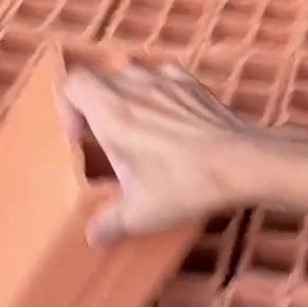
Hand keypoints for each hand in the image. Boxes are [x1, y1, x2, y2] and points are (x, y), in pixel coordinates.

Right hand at [57, 61, 272, 243]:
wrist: (239, 161)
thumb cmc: (183, 184)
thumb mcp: (139, 213)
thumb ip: (109, 222)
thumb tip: (94, 234)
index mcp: (114, 113)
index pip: (75, 83)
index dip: (68, 106)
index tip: (79, 136)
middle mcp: (138, 87)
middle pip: (102, 78)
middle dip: (95, 102)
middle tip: (104, 135)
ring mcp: (168, 80)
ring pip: (133, 72)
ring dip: (126, 92)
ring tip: (134, 123)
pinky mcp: (193, 83)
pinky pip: (165, 73)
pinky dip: (158, 86)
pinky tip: (167, 111)